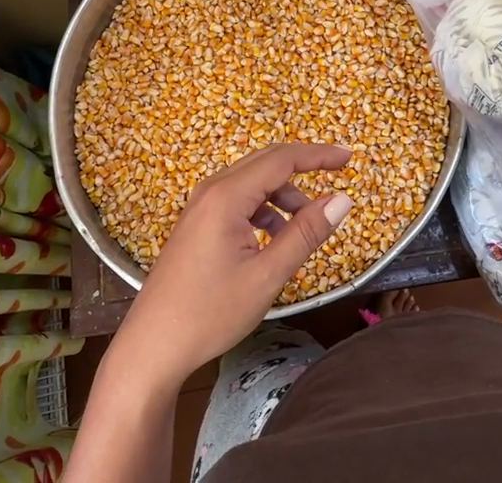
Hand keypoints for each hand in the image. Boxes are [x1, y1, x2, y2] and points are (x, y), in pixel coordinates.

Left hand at [107, 143, 353, 390]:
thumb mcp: (267, 276)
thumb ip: (305, 234)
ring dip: (284, 196)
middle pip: (266, 163)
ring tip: (306, 228)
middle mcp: (211, 191)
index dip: (318, 155)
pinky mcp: (196, 224)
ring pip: (252, 183)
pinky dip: (264, 210)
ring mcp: (200, 207)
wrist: (152, 346)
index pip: (281, 159)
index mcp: (227, 196)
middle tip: (338, 176)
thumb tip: (342, 199)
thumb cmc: (210, 313)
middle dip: (304, 168)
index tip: (349, 159)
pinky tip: (275, 240)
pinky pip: (238, 201)